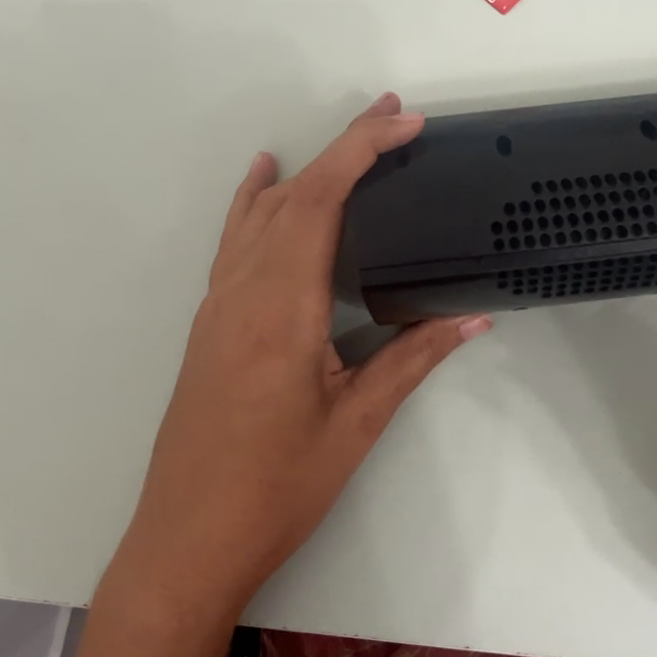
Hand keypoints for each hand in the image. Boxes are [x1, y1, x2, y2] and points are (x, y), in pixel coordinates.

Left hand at [73, 94, 490, 656]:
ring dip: (306, 168)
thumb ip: (412, 360)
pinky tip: (263, 179)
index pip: (320, 203)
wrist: (186, 541)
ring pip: (260, 213)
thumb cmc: (276, 487)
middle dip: (344, 146)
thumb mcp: (355, 424)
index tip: (401, 123)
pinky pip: (234, 239)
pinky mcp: (211, 322)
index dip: (360, 152)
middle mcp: (243, 292)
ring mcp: (219, 305)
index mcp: (282, 309)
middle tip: (393, 115)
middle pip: (292, 195)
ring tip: (350, 139)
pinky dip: (256, 200)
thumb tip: (471, 319)